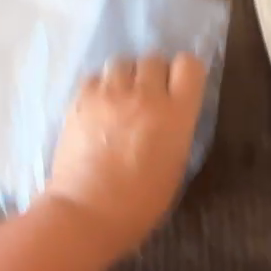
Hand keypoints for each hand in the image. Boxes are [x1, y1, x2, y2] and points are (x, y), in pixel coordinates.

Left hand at [43, 53, 208, 257]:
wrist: (87, 212)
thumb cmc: (141, 202)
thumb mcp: (175, 163)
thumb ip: (176, 127)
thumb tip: (170, 110)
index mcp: (176, 113)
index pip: (190, 64)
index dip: (184, 73)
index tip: (177, 87)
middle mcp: (145, 95)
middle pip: (154, 58)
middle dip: (152, 74)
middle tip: (146, 97)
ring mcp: (110, 93)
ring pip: (121, 61)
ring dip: (124, 76)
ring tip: (118, 98)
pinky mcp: (81, 98)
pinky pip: (94, 76)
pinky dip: (98, 86)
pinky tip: (96, 107)